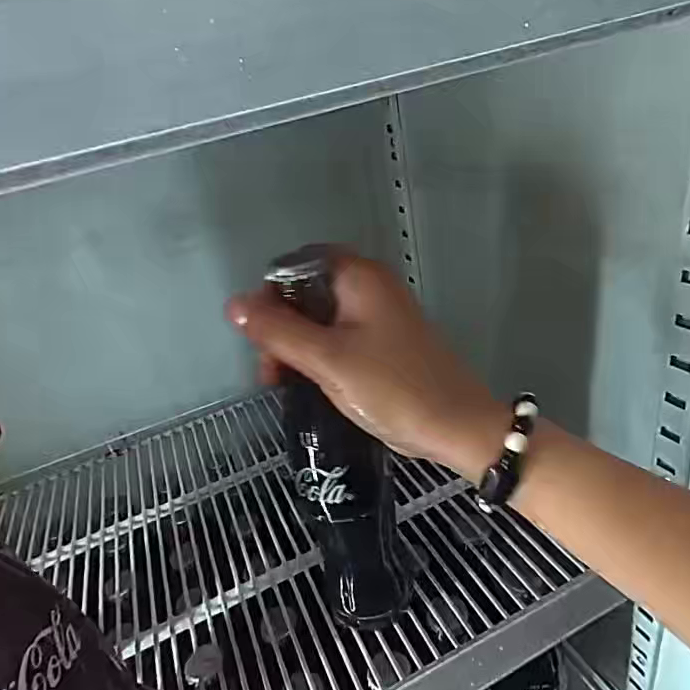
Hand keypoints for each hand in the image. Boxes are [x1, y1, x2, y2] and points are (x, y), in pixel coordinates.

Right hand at [227, 249, 503, 480]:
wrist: (455, 425)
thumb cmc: (392, 387)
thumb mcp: (328, 359)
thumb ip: (278, 330)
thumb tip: (234, 304)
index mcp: (360, 277)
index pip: (296, 265)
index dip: (270, 295)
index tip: (261, 336)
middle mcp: (372, 287)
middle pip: (307, 292)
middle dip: (280, 327)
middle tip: (271, 370)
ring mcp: (381, 316)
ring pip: (322, 319)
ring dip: (297, 347)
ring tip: (284, 384)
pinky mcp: (387, 344)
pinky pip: (341, 339)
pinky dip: (320, 356)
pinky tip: (310, 383)